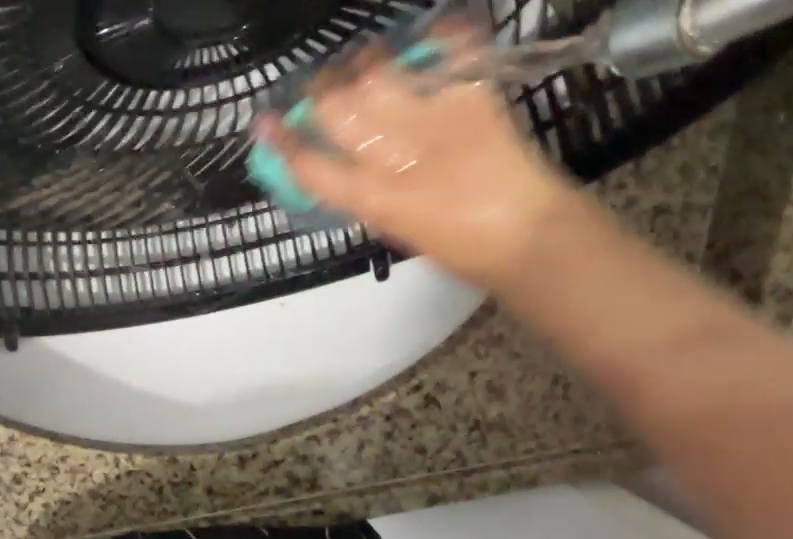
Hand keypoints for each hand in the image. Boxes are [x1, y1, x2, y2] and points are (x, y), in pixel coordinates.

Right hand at [260, 33, 572, 288]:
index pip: (314, 168)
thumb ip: (370, 196)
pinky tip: (430, 36)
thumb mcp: (401, 230)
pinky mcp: (474, 95)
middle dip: (320, 93)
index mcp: (377, 202)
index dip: (284, 143)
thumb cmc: (461, 248)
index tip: (265, 122)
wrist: (527, 234)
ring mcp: (437, 120)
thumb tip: (343, 168)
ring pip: (379, 74)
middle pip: (340, 110)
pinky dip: (439, 37)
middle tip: (319, 88)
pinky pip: (450, 50)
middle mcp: (399, 157)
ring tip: (363, 65)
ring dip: (363, 65)